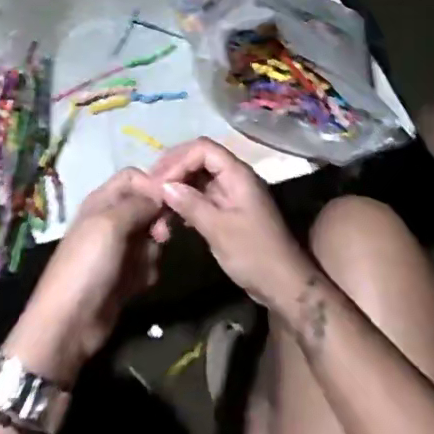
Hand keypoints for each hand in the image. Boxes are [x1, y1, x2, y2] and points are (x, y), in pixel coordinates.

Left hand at [4, 169, 171, 382]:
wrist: (68, 325)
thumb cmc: (87, 266)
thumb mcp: (110, 225)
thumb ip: (138, 204)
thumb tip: (161, 194)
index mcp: (102, 201)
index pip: (134, 177)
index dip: (152, 185)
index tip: (169, 202)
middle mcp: (111, 220)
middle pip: (146, 207)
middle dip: (157, 221)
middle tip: (161, 237)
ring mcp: (118, 249)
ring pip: (150, 236)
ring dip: (152, 251)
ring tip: (142, 268)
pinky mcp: (125, 275)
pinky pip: (148, 263)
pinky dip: (146, 272)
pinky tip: (138, 286)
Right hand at [149, 138, 312, 307]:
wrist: (282, 284)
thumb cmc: (253, 253)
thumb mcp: (219, 229)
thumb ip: (191, 204)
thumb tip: (164, 186)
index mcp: (237, 174)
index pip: (203, 149)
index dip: (179, 160)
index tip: (158, 182)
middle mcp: (235, 177)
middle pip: (200, 158)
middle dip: (175, 169)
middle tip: (151, 187)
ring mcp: (232, 193)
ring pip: (200, 178)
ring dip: (179, 186)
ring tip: (157, 201)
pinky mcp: (229, 210)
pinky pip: (203, 195)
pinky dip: (186, 201)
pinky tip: (171, 215)